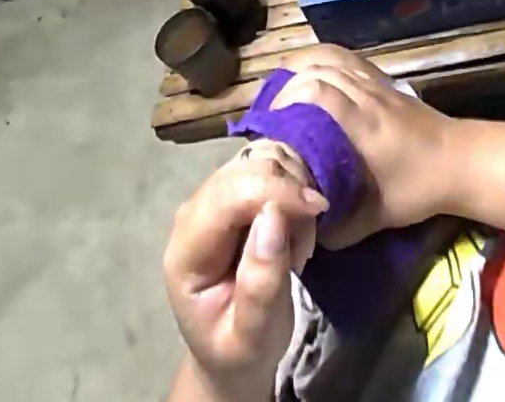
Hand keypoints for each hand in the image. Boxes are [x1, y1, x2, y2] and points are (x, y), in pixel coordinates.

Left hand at [164, 147, 326, 401]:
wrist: (232, 348)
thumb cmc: (239, 348)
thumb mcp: (252, 337)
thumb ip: (260, 284)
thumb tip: (273, 216)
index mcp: (187, 247)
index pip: (230, 194)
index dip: (276, 191)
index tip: (317, 209)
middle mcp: (196, 207)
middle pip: (248, 168)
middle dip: (290, 193)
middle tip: (303, 246)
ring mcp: (216, 190)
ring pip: (263, 155)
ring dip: (294, 185)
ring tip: (296, 237)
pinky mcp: (237, 183)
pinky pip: (272, 157)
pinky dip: (294, 176)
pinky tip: (295, 216)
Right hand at [274, 45, 465, 247]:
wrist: (458, 161)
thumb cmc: (418, 188)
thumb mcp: (377, 218)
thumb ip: (338, 227)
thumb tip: (302, 232)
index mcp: (362, 125)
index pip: (318, 92)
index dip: (288, 99)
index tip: (271, 124)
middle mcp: (364, 96)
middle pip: (318, 69)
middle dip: (287, 86)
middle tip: (271, 112)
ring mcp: (373, 83)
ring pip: (330, 57)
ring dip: (300, 68)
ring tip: (281, 90)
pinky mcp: (379, 79)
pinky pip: (344, 56)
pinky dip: (320, 59)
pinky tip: (307, 72)